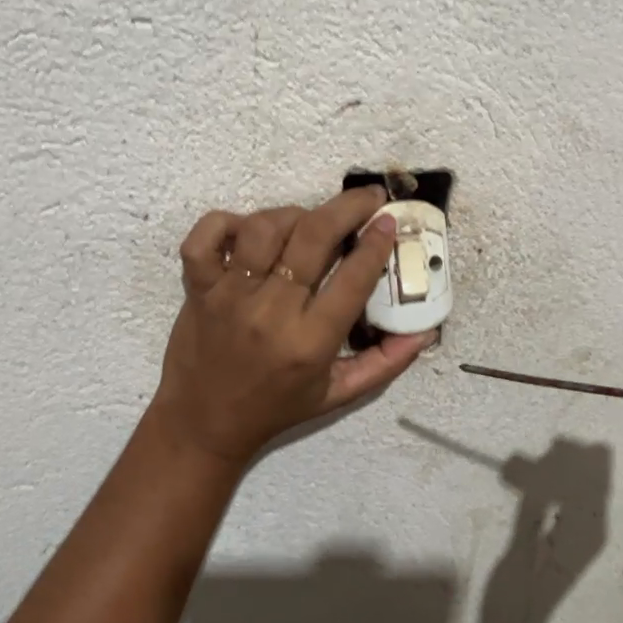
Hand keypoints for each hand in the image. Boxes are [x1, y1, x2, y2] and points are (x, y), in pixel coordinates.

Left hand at [151, 187, 434, 466]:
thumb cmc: (276, 408)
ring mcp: (229, 297)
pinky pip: (204, 238)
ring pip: (263, 228)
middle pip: (312, 237)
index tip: (387, 220)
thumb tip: (425, 331)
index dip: (376, 243)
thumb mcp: (338, 394)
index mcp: (310, 342)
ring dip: (292, 214)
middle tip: (366, 198)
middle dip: (347, 207)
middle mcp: (270, 313)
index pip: (352, 278)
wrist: (204, 424)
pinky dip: (225, 222)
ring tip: (306, 221)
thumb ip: (385, 363)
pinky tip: (247, 230)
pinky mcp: (197, 289)